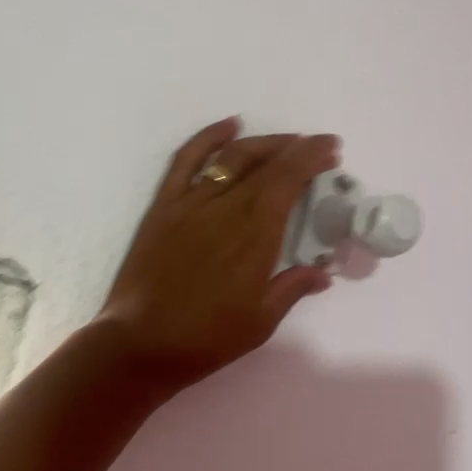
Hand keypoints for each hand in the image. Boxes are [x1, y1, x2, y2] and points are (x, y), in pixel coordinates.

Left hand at [96, 117, 340, 397]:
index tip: (331, 150)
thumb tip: (321, 273)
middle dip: (296, 149)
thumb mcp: (260, 322)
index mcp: (255, 235)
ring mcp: (190, 204)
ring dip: (262, 143)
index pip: (288, 180)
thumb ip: (291, 289)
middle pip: (265, 164)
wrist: (141, 344)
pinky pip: (185, 161)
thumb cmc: (206, 339)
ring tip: (284, 143)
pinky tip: (229, 126)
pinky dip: (208, 138)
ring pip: (231, 158)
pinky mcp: (163, 207)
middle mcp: (226, 209)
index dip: (311, 157)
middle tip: (317, 148)